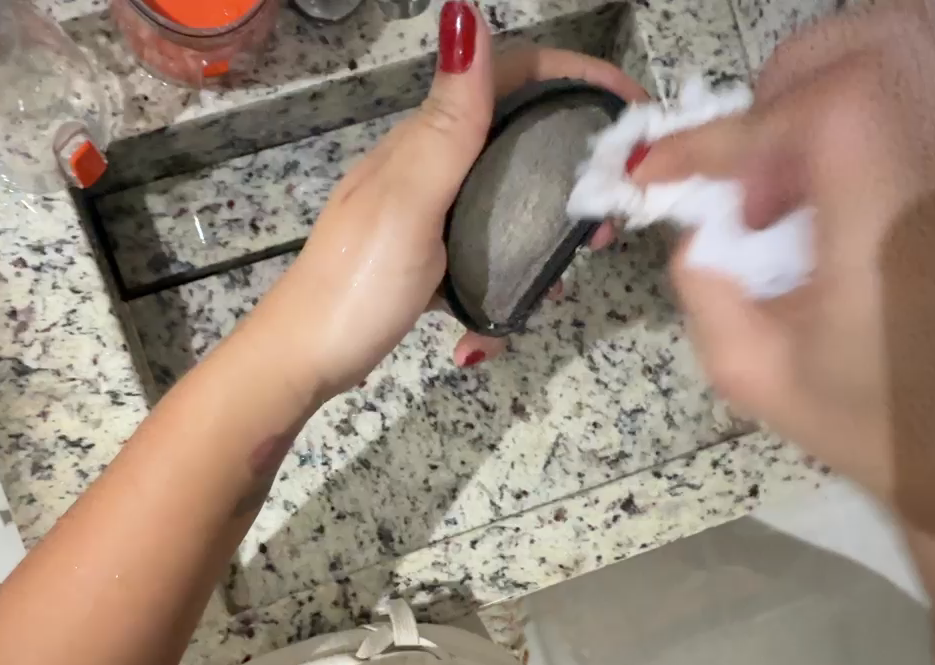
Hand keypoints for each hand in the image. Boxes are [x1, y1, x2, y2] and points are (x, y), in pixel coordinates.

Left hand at [244, 2, 645, 400]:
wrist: (303, 360)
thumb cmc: (356, 284)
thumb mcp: (409, 202)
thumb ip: (446, 122)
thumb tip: (466, 8)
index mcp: (426, 144)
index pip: (510, 78)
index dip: (575, 77)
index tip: (632, 114)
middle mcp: (428, 171)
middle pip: (517, 145)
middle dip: (571, 172)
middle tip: (602, 224)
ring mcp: (426, 220)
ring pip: (504, 210)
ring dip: (539, 245)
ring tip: (556, 286)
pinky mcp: (423, 265)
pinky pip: (478, 264)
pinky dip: (495, 292)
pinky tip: (490, 331)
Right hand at [646, 1, 934, 534]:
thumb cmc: (861, 420)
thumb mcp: (749, 371)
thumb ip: (704, 285)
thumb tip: (698, 229)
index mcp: (897, 221)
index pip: (815, 107)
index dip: (725, 130)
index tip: (665, 171)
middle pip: (873, 37)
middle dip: (779, 88)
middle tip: (747, 170)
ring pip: (911, 39)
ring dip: (822, 87)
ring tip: (788, 175)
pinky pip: (932, 78)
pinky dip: (863, 104)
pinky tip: (833, 184)